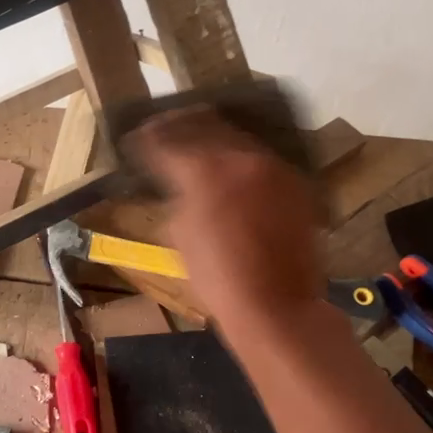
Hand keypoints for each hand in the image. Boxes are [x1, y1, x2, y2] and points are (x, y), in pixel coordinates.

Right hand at [128, 108, 323, 332]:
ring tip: (194, 142)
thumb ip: (176, 193)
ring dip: (212, 138)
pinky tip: (228, 166)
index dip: (149, 137)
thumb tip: (174, 178)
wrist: (276, 305)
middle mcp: (242, 158)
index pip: (168, 141)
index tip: (137, 135)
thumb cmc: (216, 276)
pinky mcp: (295, 183)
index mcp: (205, 170)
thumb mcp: (179, 231)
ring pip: (236, 139)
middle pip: (206, 127)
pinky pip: (259, 159)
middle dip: (181, 127)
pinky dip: (240, 158)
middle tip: (162, 128)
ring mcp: (273, 168)